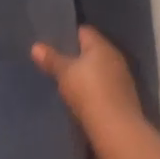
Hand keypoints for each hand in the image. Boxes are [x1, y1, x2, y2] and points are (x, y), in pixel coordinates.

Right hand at [32, 26, 149, 148]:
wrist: (116, 127)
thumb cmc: (88, 92)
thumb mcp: (64, 73)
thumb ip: (51, 59)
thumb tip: (35, 46)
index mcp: (101, 46)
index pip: (84, 31)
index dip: (68, 33)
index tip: (52, 41)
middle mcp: (115, 57)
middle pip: (92, 49)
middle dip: (76, 54)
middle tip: (56, 60)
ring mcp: (122, 77)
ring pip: (99, 68)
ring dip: (86, 72)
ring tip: (66, 79)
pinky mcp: (124, 96)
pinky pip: (104, 84)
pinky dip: (93, 87)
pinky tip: (81, 96)